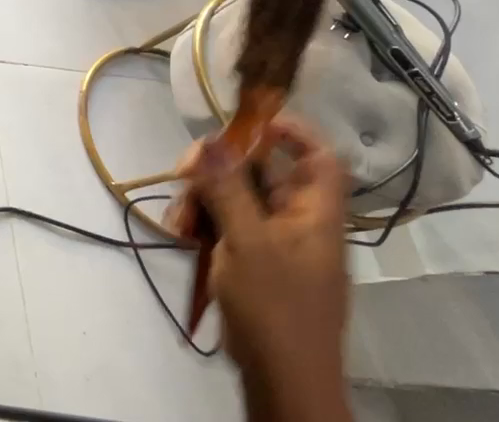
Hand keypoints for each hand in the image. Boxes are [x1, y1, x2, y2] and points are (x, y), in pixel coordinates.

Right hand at [172, 116, 352, 419]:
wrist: (282, 379)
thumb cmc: (274, 307)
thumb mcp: (246, 242)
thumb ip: (227, 188)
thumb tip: (211, 138)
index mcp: (314, 216)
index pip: (318, 158)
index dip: (290, 131)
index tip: (244, 120)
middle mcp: (298, 223)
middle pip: (262, 174)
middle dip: (218, 170)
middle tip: (184, 174)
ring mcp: (275, 244)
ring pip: (235, 198)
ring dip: (202, 200)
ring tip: (180, 221)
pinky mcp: (254, 262)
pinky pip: (227, 226)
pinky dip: (203, 224)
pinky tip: (182, 236)